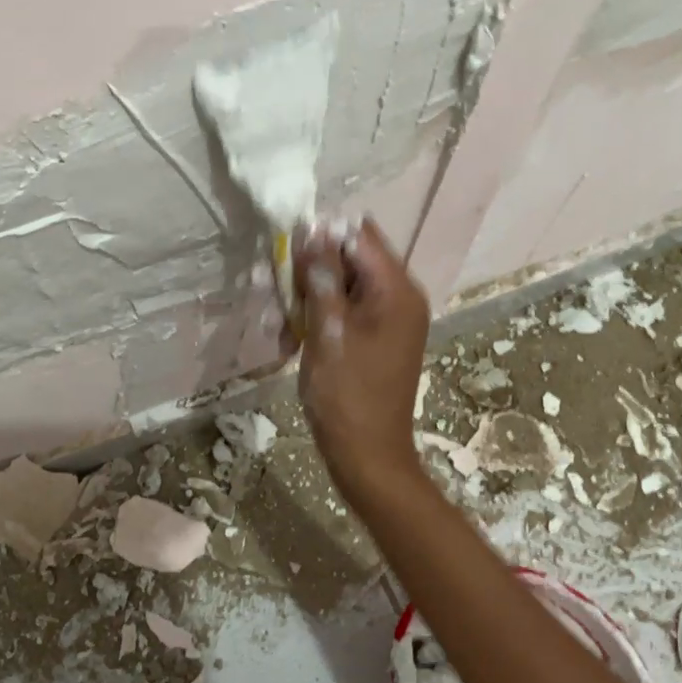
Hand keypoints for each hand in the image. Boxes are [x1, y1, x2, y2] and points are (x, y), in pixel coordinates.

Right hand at [292, 216, 431, 488]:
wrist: (366, 453)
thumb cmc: (346, 391)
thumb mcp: (327, 329)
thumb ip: (321, 276)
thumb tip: (313, 229)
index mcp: (396, 290)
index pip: (359, 236)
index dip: (322, 236)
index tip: (286, 252)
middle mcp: (400, 297)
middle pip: (351, 258)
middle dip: (312, 270)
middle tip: (281, 295)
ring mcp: (390, 318)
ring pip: (343, 285)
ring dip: (309, 296)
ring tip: (284, 324)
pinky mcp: (377, 336)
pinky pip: (346, 309)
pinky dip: (319, 317)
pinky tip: (295, 339)